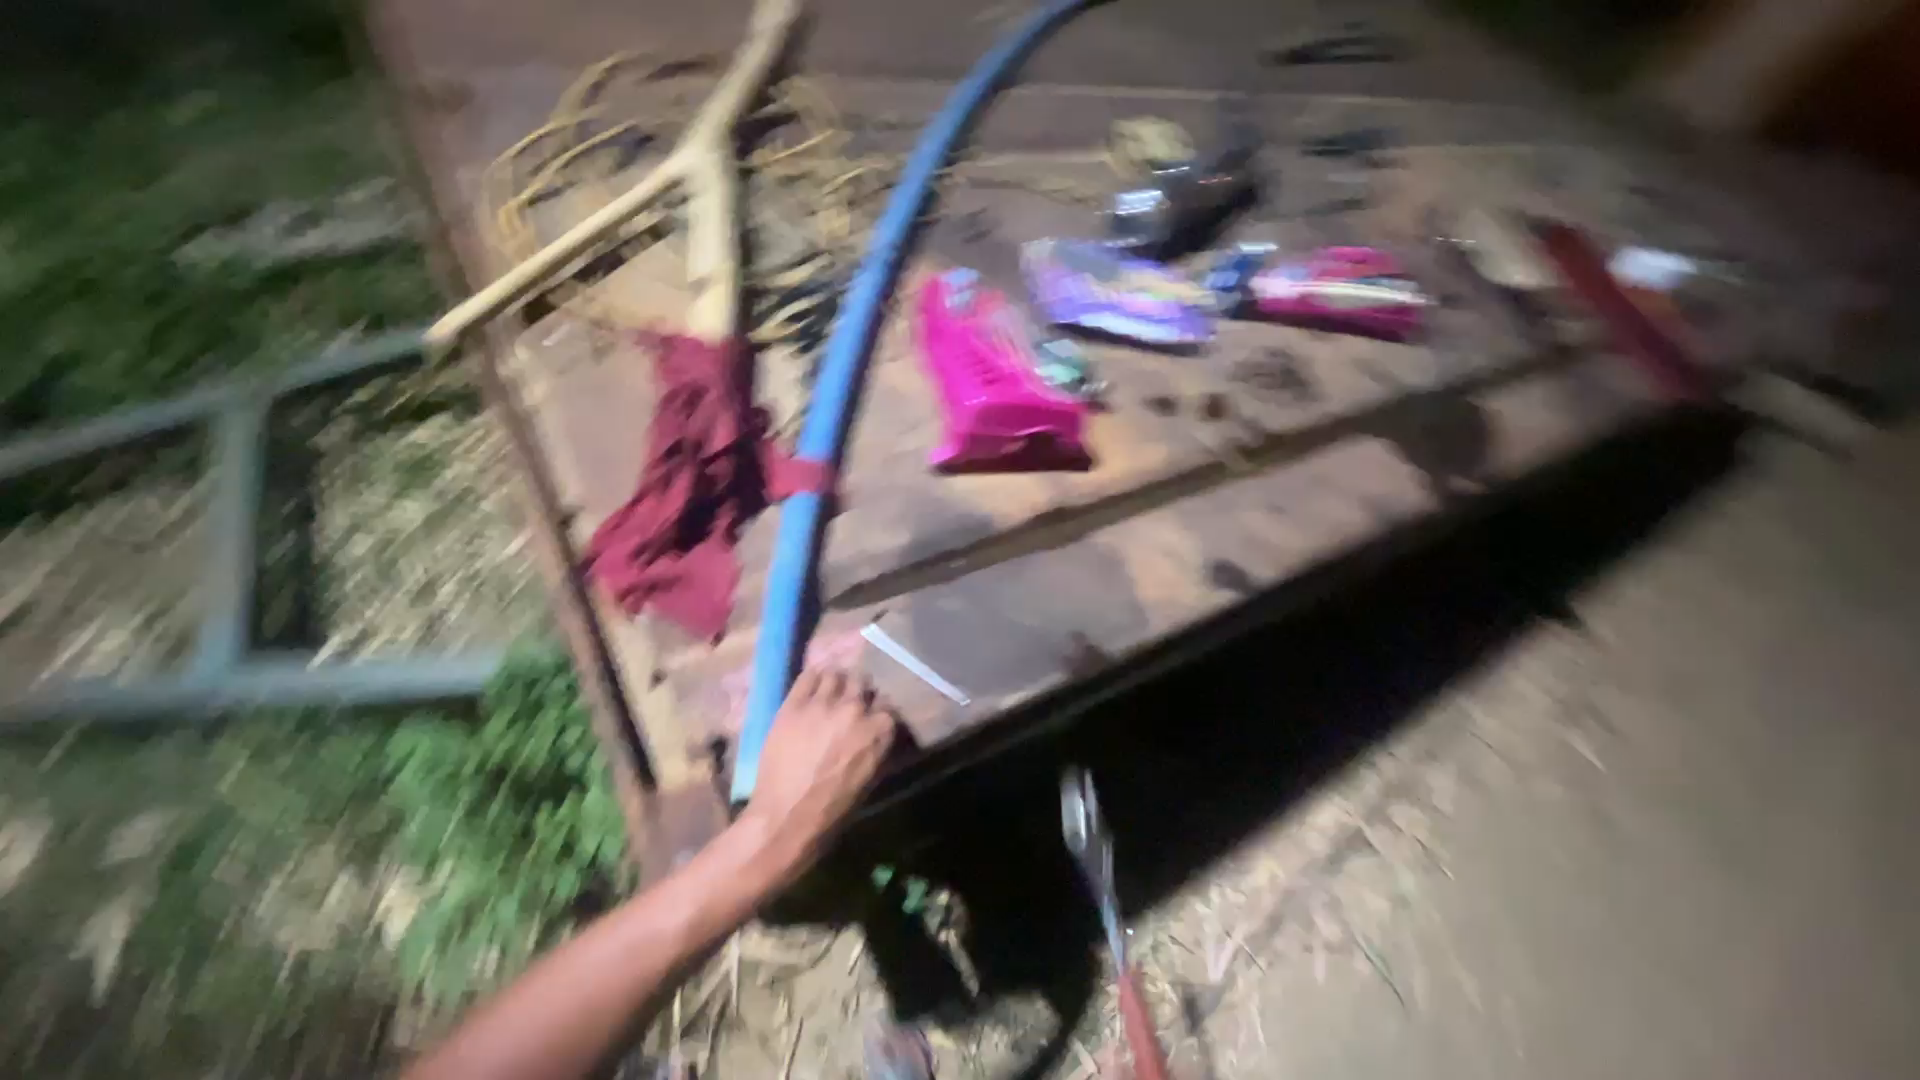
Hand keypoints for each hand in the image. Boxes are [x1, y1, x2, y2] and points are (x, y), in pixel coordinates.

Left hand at [739, 669, 895, 878]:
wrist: (787, 816)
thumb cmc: (833, 807)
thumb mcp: (869, 776)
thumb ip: (876, 745)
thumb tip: (875, 731)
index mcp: (879, 730)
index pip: (887, 704)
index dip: (877, 709)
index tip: (870, 715)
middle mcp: (855, 709)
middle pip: (862, 681)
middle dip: (857, 690)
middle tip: (848, 701)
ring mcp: (823, 703)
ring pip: (835, 674)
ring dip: (835, 682)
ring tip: (828, 692)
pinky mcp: (794, 704)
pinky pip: (808, 676)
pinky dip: (812, 678)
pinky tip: (811, 686)